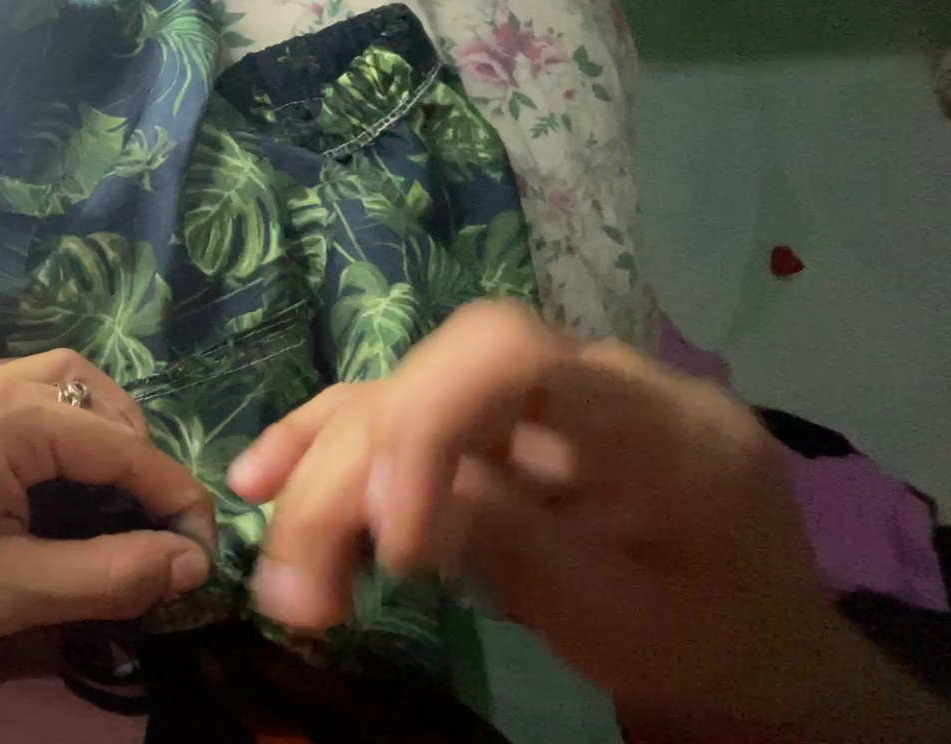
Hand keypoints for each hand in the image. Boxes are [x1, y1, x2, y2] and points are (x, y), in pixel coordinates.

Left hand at [0, 350, 216, 675]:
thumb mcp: (11, 593)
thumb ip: (110, 575)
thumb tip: (191, 562)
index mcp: (2, 415)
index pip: (118, 442)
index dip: (173, 495)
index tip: (206, 550)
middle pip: (89, 387)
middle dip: (133, 447)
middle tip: (149, 517)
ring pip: (53, 383)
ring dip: (94, 431)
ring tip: (110, 498)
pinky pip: (16, 396)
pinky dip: (54, 429)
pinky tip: (51, 482)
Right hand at [228, 302, 879, 731]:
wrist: (739, 645)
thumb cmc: (701, 641)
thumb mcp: (622, 616)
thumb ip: (507, 542)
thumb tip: (376, 502)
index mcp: (650, 417)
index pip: (508, 355)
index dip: (425, 424)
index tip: (394, 544)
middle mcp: (569, 377)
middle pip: (419, 387)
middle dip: (344, 481)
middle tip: (296, 587)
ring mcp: (513, 395)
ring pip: (384, 399)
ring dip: (316, 478)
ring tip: (281, 569)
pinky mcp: (473, 417)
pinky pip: (379, 415)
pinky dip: (316, 451)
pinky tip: (262, 480)